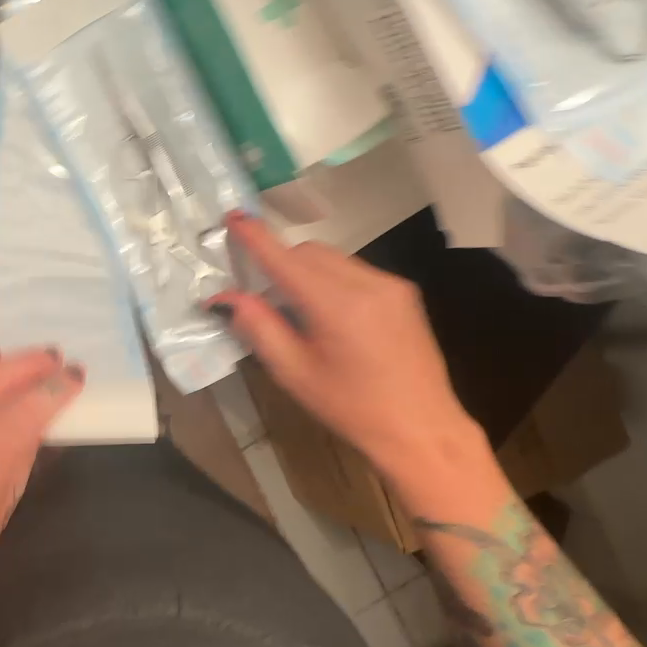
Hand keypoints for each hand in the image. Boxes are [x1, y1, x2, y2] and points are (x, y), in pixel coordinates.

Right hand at [208, 213, 483, 480]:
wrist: (422, 429)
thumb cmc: (351, 408)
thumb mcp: (294, 373)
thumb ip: (259, 327)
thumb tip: (224, 298)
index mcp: (337, 305)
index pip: (285, 259)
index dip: (256, 237)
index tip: (233, 217)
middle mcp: (368, 283)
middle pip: (309, 251)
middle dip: (280, 262)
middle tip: (259, 294)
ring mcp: (391, 285)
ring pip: (332, 258)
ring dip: (305, 271)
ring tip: (295, 310)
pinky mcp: (403, 293)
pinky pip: (354, 271)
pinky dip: (330, 280)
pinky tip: (327, 316)